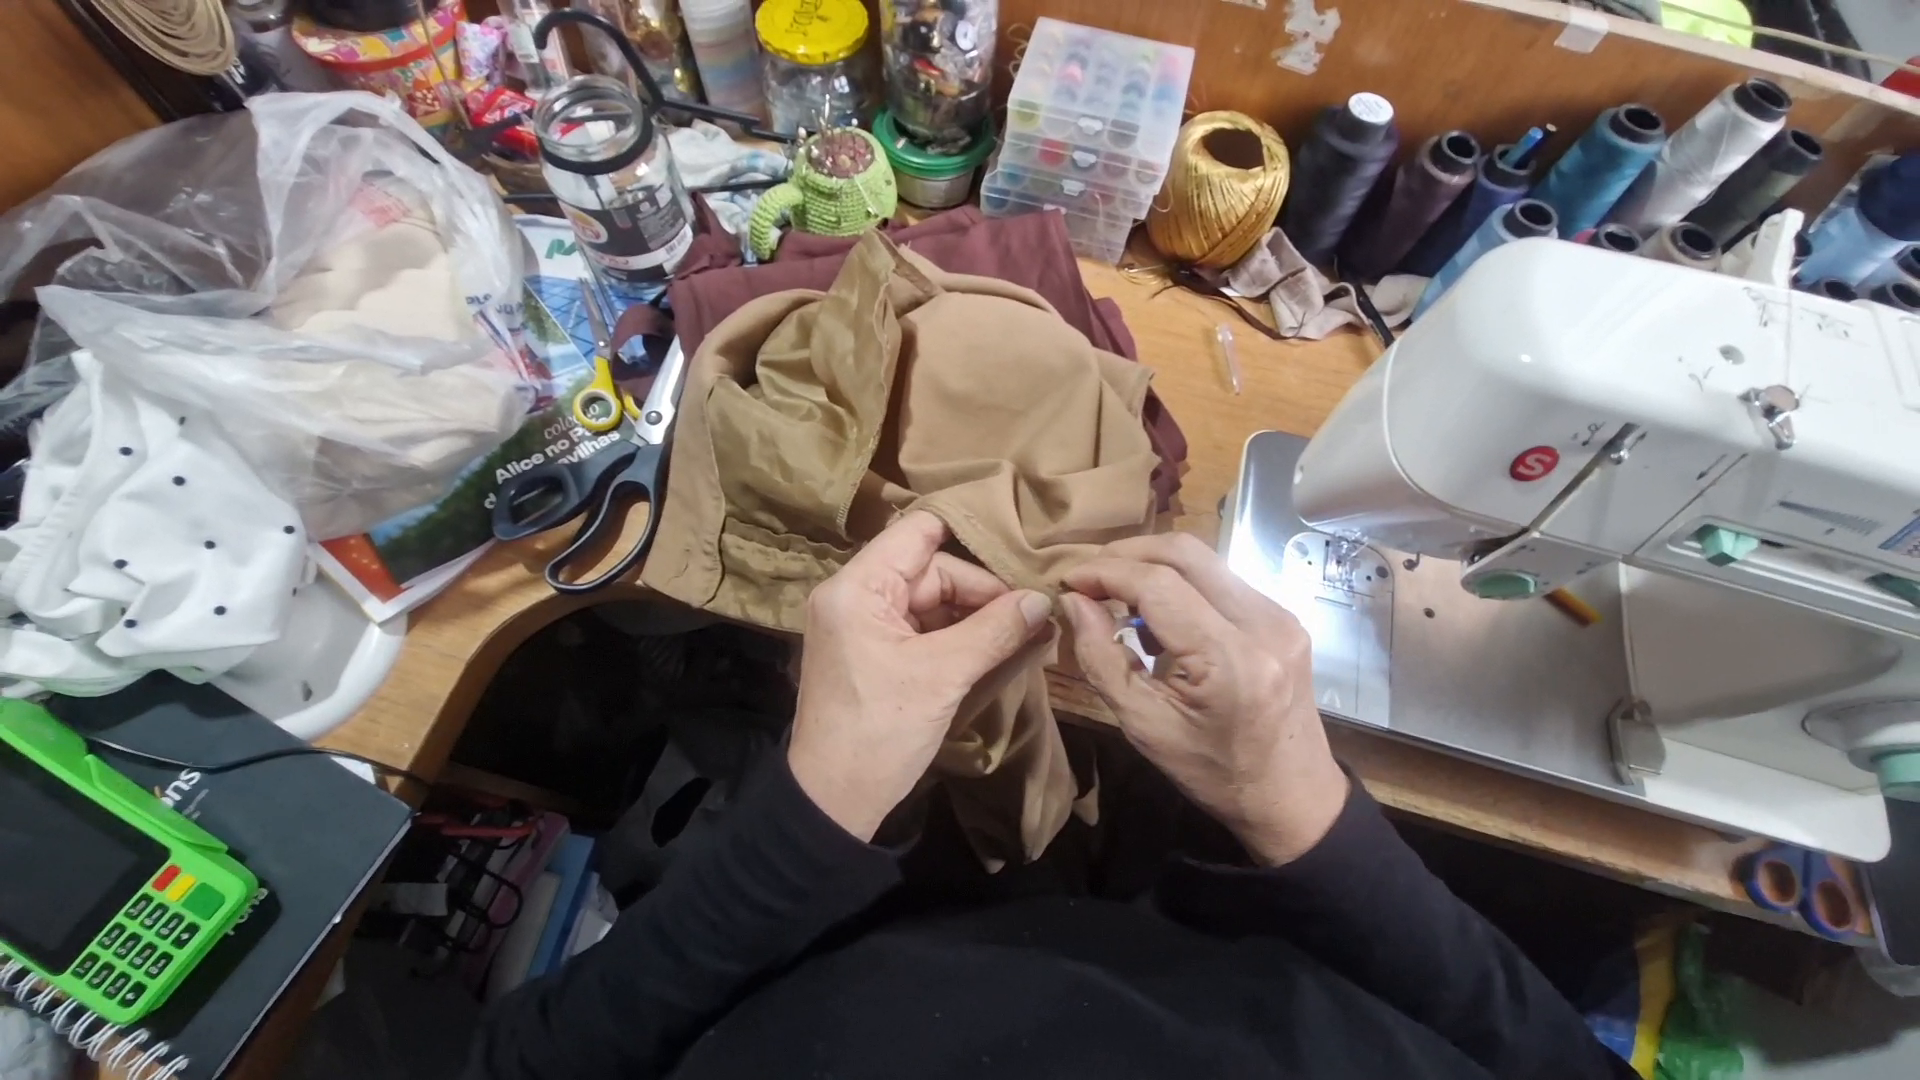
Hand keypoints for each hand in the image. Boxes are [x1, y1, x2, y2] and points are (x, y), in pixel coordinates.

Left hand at [789, 511, 1053, 840]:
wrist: (834, 801)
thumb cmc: (881, 732)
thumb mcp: (943, 676)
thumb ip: (995, 630)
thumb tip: (1042, 599)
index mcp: (857, 588)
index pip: (918, 532)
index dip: (970, 534)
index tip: (1020, 548)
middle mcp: (857, 595)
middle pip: (932, 569)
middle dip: (984, 591)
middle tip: (1035, 612)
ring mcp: (866, 624)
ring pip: (934, 600)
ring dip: (979, 615)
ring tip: (1030, 630)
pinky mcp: (878, 651)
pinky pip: (927, 628)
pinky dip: (962, 636)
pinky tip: (1004, 647)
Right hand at [1058, 533, 1348, 865]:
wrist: (1293, 797)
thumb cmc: (1214, 773)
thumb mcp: (1144, 727)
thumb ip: (1102, 659)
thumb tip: (1074, 600)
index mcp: (1230, 660)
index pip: (1159, 584)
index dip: (1106, 572)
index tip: (1068, 580)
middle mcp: (1264, 624)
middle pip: (1184, 553)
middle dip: (1126, 554)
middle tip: (1088, 577)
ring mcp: (1280, 616)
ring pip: (1203, 560)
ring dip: (1151, 566)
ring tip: (1116, 597)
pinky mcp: (1283, 617)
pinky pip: (1220, 579)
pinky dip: (1178, 583)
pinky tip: (1156, 616)